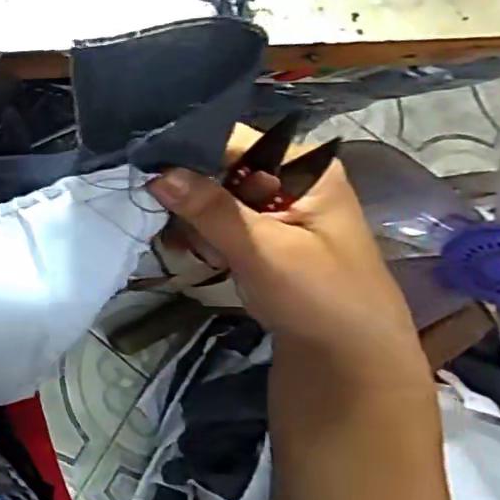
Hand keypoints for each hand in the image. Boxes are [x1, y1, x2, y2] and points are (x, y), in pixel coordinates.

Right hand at [146, 128, 426, 390]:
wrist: (349, 360)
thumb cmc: (320, 297)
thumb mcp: (263, 250)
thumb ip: (209, 209)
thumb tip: (156, 174)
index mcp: (304, 166)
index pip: (230, 140)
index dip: (187, 153)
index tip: (151, 176)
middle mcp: (287, 176)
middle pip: (214, 167)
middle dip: (191, 198)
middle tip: (189, 233)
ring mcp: (273, 204)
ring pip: (207, 195)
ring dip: (195, 224)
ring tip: (206, 254)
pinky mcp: (260, 230)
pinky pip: (214, 219)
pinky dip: (202, 238)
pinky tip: (207, 259)